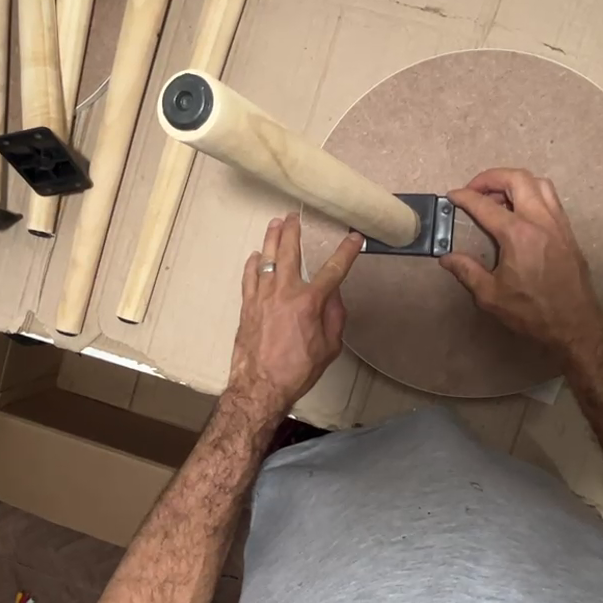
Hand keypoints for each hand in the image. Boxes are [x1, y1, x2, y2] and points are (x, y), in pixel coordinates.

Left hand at [225, 213, 360, 418]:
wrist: (260, 386)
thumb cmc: (296, 371)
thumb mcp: (329, 347)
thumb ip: (334, 317)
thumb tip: (334, 296)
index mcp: (310, 302)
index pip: (334, 270)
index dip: (347, 251)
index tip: (354, 238)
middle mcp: (284, 293)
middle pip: (290, 252)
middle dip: (295, 231)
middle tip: (296, 216)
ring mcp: (262, 297)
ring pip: (267, 259)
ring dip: (272, 239)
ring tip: (276, 224)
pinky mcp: (247, 306)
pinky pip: (249, 277)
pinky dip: (253, 264)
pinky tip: (256, 256)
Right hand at [441, 169, 602, 358]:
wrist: (575, 324)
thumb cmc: (531, 312)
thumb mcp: (490, 296)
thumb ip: (467, 271)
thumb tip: (447, 258)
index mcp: (518, 235)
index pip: (486, 205)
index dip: (464, 197)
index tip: (451, 197)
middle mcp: (540, 221)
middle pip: (517, 179)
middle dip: (491, 178)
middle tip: (474, 190)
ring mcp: (558, 223)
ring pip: (538, 183)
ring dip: (514, 183)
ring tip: (496, 198)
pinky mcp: (567, 231)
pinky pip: (549, 198)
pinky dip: (530, 194)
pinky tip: (518, 212)